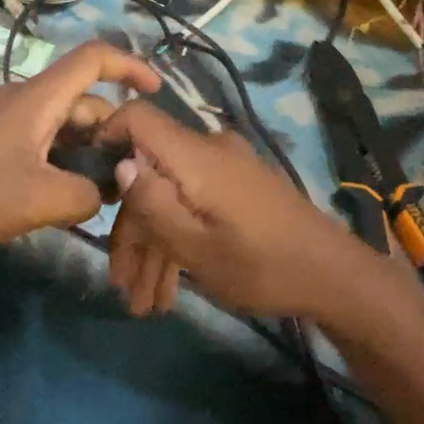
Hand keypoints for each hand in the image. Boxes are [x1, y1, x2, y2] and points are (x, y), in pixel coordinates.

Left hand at [0, 42, 160, 256]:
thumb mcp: (43, 199)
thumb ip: (88, 194)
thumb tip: (99, 193)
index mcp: (39, 99)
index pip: (94, 59)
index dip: (131, 66)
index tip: (158, 91)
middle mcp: (24, 102)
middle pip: (83, 101)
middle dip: (113, 132)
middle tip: (133, 173)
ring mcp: (5, 124)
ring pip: (63, 127)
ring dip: (88, 153)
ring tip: (106, 192)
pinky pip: (41, 144)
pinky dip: (63, 162)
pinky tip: (68, 198)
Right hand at [100, 101, 422, 325]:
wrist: (335, 277)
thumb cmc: (262, 267)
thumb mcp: (197, 248)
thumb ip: (154, 205)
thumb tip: (119, 163)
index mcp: (196, 157)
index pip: (137, 118)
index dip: (106, 138)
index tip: (88, 183)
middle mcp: (209, 152)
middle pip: (149, 176)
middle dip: (132, 233)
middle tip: (122, 288)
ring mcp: (226, 170)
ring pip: (171, 198)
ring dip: (154, 250)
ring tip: (144, 305)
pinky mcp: (238, 189)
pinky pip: (195, 204)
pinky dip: (180, 241)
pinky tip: (170, 290)